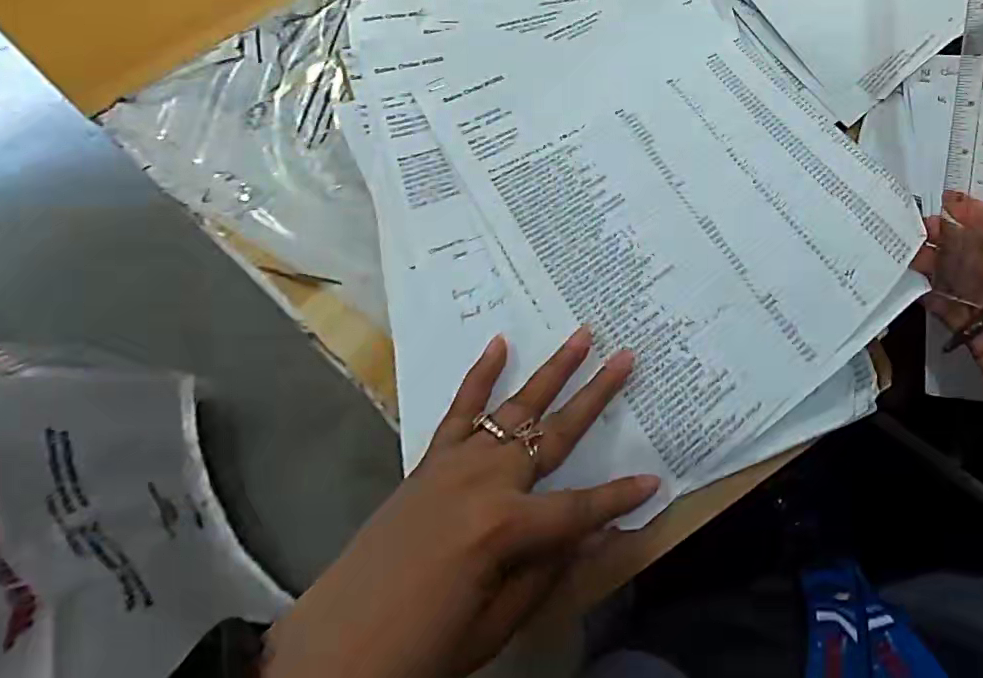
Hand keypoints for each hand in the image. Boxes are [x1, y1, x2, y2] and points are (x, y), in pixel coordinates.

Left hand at [264, 329, 659, 677]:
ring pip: (516, 408)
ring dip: (552, 370)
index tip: (654, 481)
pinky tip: (499, 344)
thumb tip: (598, 532)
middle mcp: (486, 482)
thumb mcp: (495, 624)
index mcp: (507, 528)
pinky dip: (480, 376)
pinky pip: (460, 412)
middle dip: (597, 395)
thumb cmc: (422, 649)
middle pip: (555, 432)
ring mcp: (455, 465)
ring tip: (582, 336)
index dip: (619, 498)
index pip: (580, 508)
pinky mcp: (429, 463)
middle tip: (626, 357)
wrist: (328, 653)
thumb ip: (548, 570)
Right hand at [913, 193, 982, 475]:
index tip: (956, 202)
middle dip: (954, 238)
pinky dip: (934, 298)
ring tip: (912, 247)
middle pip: (981, 256)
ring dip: (939, 263)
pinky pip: (953, 312)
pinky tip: (917, 284)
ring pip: (962, 280)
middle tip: (925, 224)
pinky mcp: (978, 338)